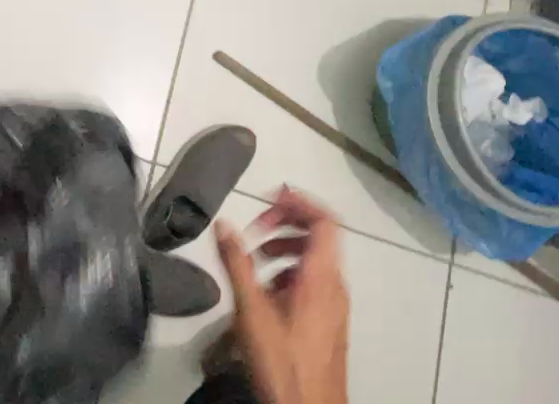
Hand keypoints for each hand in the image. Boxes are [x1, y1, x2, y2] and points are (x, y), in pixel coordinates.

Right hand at [213, 187, 350, 403]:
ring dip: (285, 247)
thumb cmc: (282, 362)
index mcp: (321, 277)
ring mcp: (335, 305)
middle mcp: (335, 285)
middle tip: (255, 229)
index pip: (324, 221)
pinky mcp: (329, 321)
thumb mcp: (252, 311)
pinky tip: (266, 290)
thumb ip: (237, 263)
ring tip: (254, 258)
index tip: (270, 196)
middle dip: (286, 222)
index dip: (300, 201)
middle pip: (320, 235)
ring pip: (316, 258)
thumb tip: (223, 224)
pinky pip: (314, 279)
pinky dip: (290, 270)